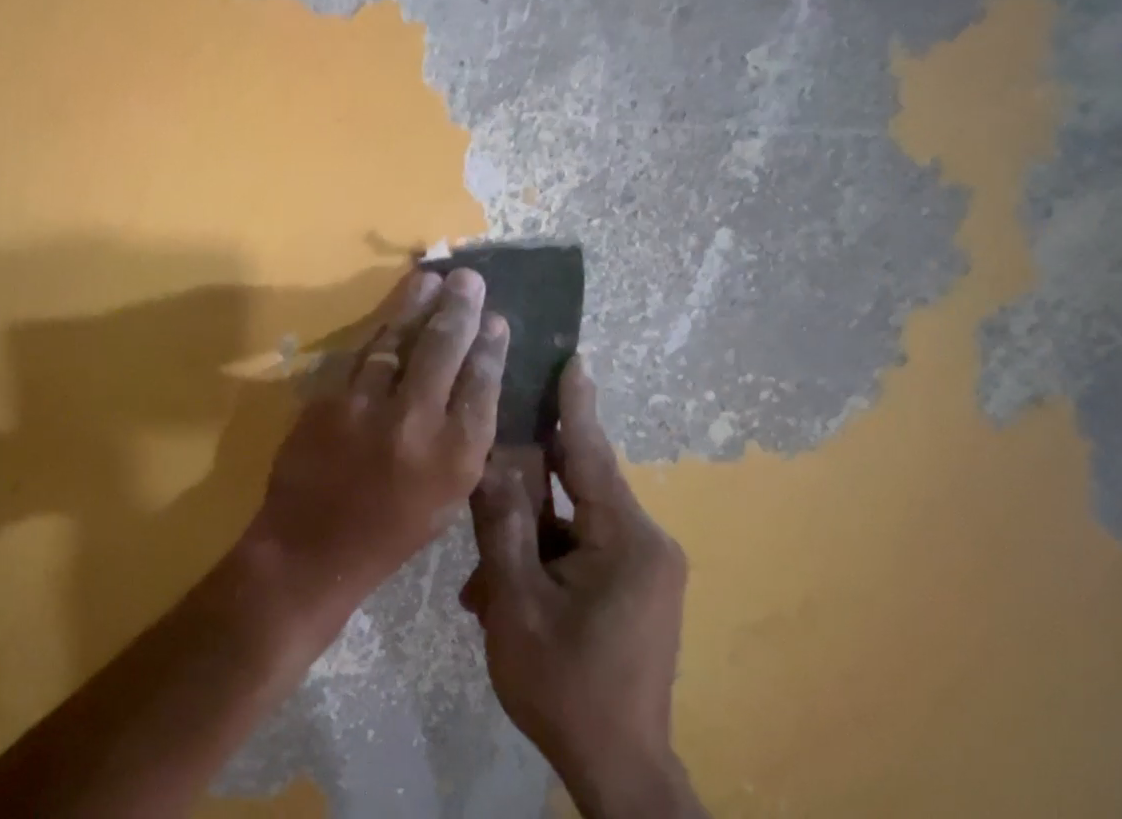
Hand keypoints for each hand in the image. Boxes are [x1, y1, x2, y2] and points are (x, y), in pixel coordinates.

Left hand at [247, 268, 507, 596]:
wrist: (311, 547)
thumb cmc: (390, 533)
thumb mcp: (448, 499)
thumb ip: (463, 442)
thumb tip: (472, 386)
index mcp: (455, 455)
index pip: (481, 384)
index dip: (490, 346)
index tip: (496, 318)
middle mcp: (415, 422)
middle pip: (442, 350)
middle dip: (458, 310)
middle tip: (468, 278)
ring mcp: (366, 406)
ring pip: (396, 342)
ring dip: (414, 306)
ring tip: (430, 279)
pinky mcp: (328, 398)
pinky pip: (359, 356)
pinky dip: (378, 332)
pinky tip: (390, 314)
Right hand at [460, 359, 704, 818]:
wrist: (616, 765)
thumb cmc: (563, 681)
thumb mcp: (516, 598)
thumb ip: (502, 522)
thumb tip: (490, 458)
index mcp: (626, 538)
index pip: (591, 452)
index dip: (574, 404)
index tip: (569, 355)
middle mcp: (645, 544)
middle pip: (574, 491)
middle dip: (521, 491)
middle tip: (477, 470)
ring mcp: (644, 572)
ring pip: (570, 528)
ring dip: (523, 541)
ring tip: (479, 582)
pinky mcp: (634, 593)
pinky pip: (580, 556)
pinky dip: (540, 564)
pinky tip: (500, 595)